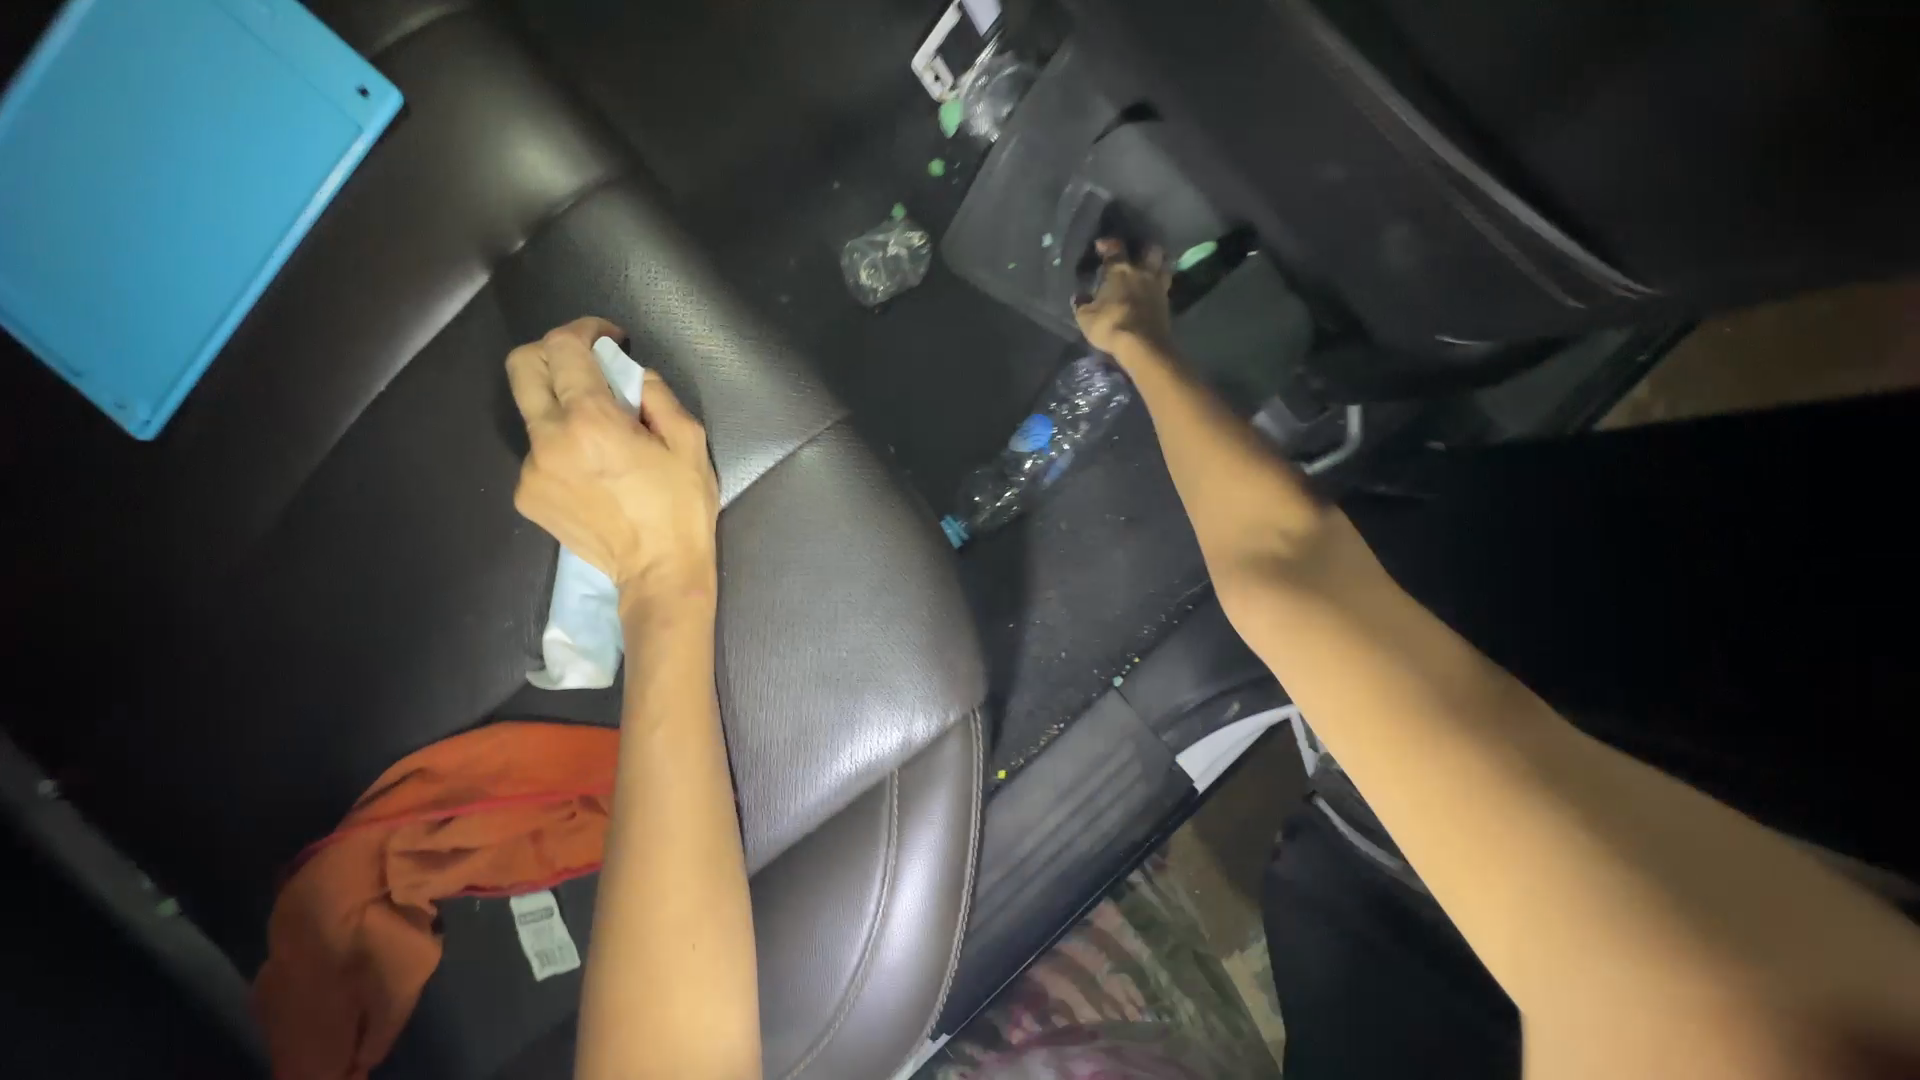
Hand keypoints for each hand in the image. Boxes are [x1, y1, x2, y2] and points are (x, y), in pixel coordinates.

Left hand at [506, 317, 720, 617]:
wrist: (658, 572)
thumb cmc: (681, 508)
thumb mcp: (690, 442)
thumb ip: (658, 396)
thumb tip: (634, 376)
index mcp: (591, 420)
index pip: (563, 348)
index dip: (585, 330)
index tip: (608, 338)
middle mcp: (549, 438)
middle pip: (523, 366)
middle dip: (553, 352)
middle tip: (587, 365)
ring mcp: (530, 469)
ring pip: (533, 413)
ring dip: (562, 407)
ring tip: (601, 436)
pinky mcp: (527, 494)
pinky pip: (537, 452)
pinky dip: (561, 447)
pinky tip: (592, 471)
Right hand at [1072, 238, 1173, 357]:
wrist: (1142, 344)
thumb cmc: (1110, 325)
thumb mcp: (1085, 318)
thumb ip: (1081, 304)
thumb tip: (1077, 297)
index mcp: (1119, 270)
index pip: (1115, 248)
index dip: (1107, 244)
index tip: (1101, 245)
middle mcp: (1141, 272)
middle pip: (1149, 249)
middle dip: (1142, 248)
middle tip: (1135, 253)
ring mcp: (1157, 286)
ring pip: (1163, 264)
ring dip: (1157, 263)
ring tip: (1150, 268)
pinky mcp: (1166, 302)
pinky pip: (1165, 285)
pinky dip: (1160, 284)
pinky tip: (1153, 289)